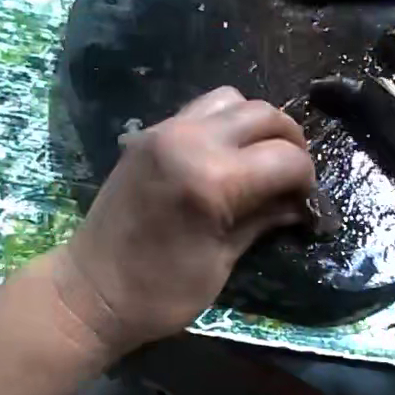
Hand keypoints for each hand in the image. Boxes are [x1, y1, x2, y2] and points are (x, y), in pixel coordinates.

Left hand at [52, 87, 315, 352]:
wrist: (88, 293)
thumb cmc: (161, 292)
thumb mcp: (224, 260)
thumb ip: (266, 219)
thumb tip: (303, 205)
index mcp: (212, 179)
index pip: (288, 159)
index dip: (307, 181)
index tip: (306, 205)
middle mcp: (191, 141)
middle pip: (267, 116)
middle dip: (291, 146)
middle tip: (293, 180)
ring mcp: (167, 131)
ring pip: (237, 100)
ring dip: (260, 127)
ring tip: (263, 161)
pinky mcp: (152, 133)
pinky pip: (204, 109)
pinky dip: (228, 123)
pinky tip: (229, 156)